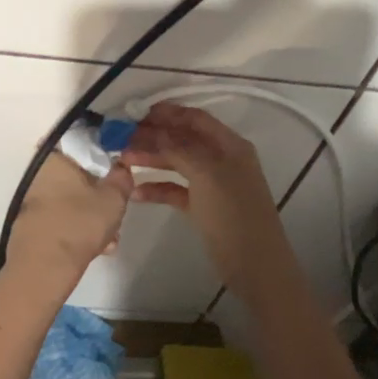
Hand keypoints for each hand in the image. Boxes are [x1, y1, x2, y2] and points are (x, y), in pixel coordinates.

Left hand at [7, 152, 132, 283]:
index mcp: (57, 159)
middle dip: (101, 198)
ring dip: (93, 219)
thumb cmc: (81, 221)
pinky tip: (97, 250)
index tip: (118, 179)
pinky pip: (63, 220)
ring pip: (74, 202)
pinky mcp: (33, 224)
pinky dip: (79, 231)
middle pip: (81, 180)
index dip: (105, 163)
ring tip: (110, 240)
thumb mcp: (114, 197)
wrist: (44, 264)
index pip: (85, 148)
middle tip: (116, 215)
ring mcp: (34, 200)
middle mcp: (41, 174)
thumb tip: (120, 167)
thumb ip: (122, 177)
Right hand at [121, 103, 292, 297]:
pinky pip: (176, 190)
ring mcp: (212, 184)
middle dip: (153, 137)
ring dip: (151, 160)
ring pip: (177, 163)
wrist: (255, 265)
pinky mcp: (203, 206)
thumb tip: (151, 130)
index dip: (167, 113)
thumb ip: (178, 148)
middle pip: (183, 139)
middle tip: (122, 138)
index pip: (195, 119)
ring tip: (123, 160)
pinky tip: (136, 193)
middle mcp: (221, 160)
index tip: (136, 114)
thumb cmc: (233, 214)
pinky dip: (157, 188)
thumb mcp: (206, 174)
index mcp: (229, 146)